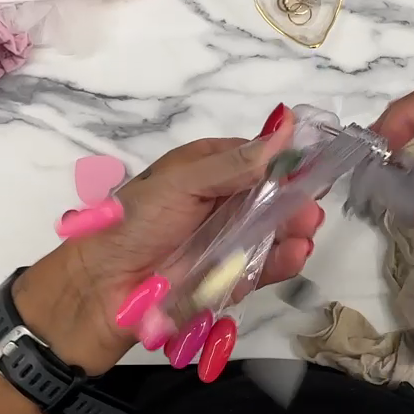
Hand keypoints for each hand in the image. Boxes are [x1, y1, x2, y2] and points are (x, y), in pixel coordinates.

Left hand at [14, 110, 324, 372]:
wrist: (99, 289)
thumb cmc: (134, 223)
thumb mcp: (184, 183)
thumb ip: (237, 163)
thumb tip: (287, 124)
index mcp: (208, 167)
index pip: (259, 157)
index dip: (288, 160)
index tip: (315, 164)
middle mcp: (221, 200)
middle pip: (273, 195)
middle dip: (295, 200)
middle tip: (310, 208)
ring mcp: (227, 239)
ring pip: (274, 231)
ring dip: (294, 231)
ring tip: (304, 232)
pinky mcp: (229, 277)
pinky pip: (263, 266)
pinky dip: (281, 261)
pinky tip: (293, 255)